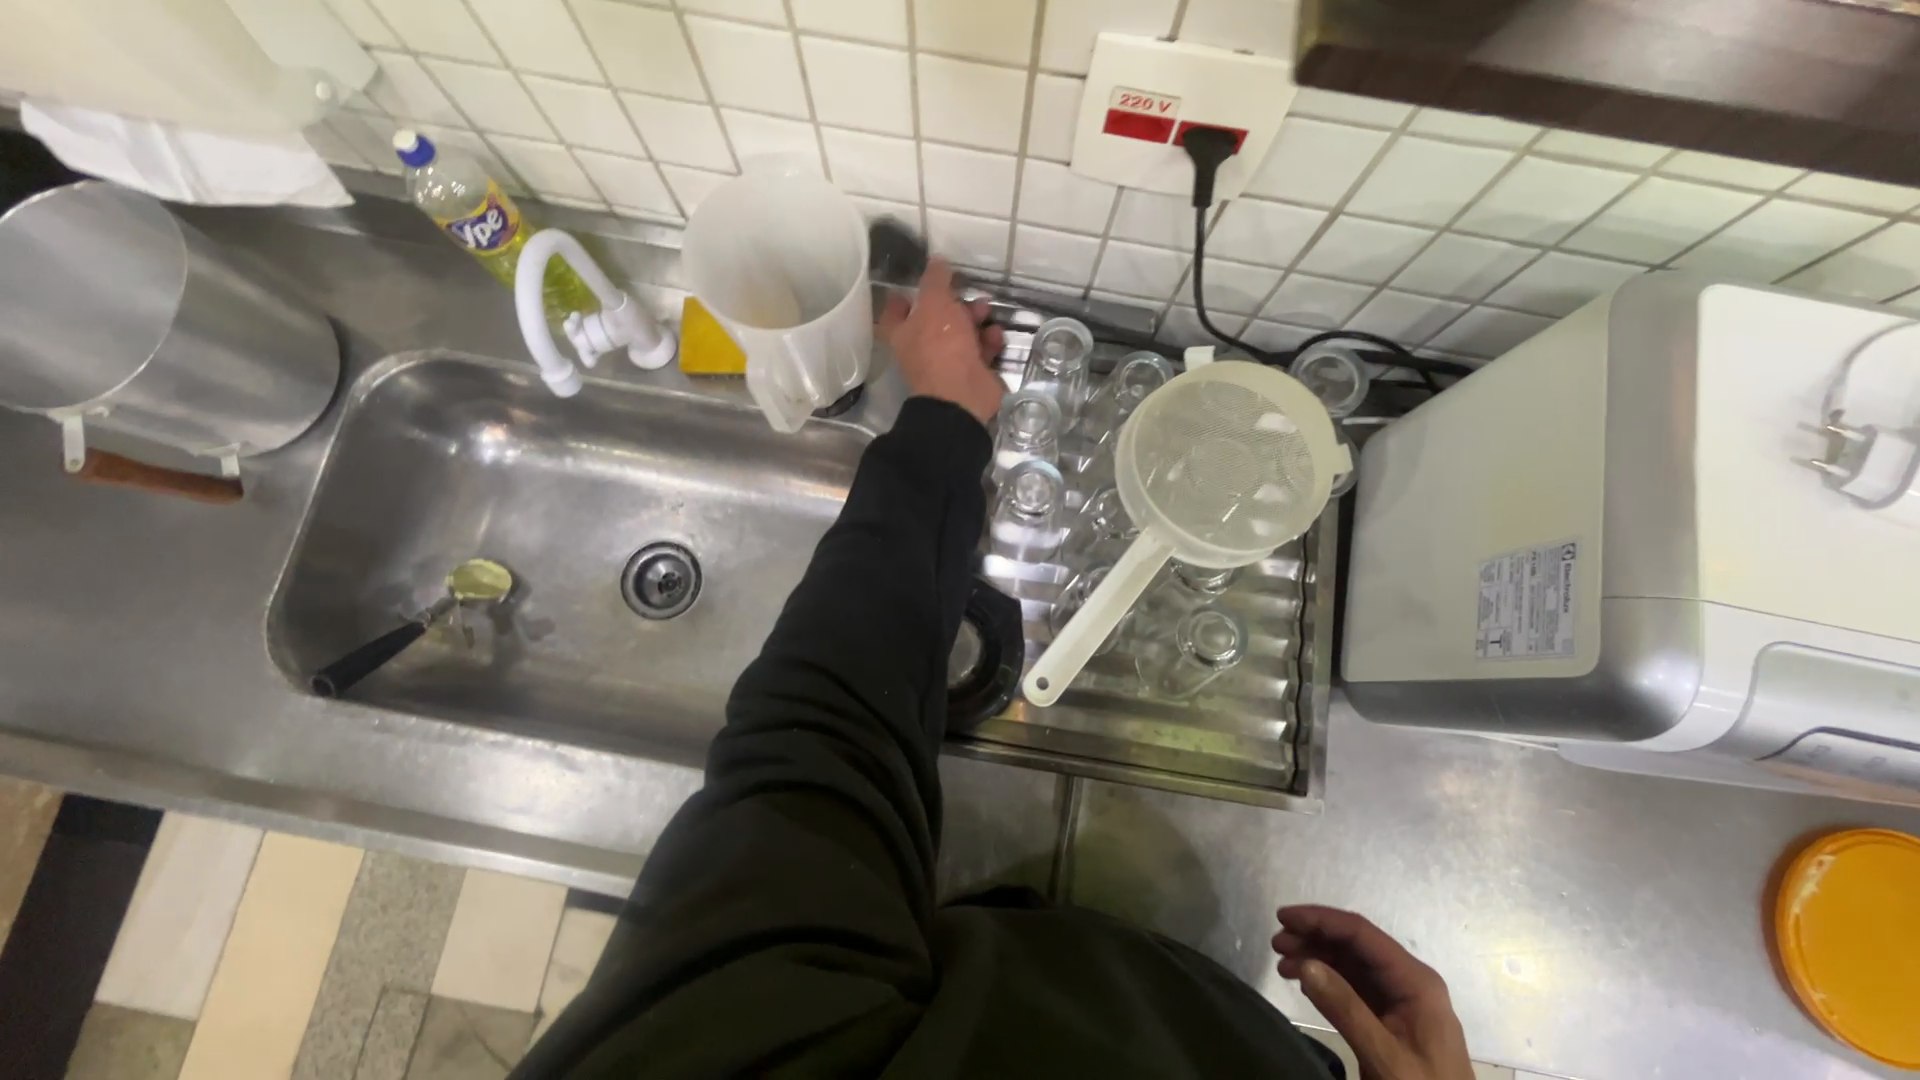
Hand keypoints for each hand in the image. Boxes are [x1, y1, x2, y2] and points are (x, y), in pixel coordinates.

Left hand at [878, 257, 1005, 424]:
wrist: (961, 396)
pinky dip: (988, 341)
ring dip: (975, 319)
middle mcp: (922, 348)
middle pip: (937, 319)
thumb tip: (937, 260)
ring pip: (962, 333)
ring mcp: (947, 362)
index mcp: (903, 333)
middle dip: (955, 304)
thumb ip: (935, 281)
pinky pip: (980, 351)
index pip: (896, 310)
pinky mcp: (971, 373)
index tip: (924, 280)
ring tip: (986, 312)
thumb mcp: (935, 305)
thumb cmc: (940, 346)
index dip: (906, 294)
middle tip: (968, 293)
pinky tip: (995, 335)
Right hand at [1273, 905, 1473, 1079]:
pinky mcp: (1389, 1017)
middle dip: (1313, 938)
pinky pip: (1352, 985)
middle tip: (1276, 945)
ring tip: (1282, 965)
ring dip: (1315, 957)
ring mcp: (1399, 999)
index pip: (1362, 934)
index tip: (1283, 918)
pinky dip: (1324, 979)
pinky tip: (1302, 983)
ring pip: (1350, 962)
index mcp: (1415, 981)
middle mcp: (1408, 980)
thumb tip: (1306, 964)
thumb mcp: (1385, 1059)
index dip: (1320, 920)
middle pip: (1354, 944)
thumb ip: (1346, 1010)